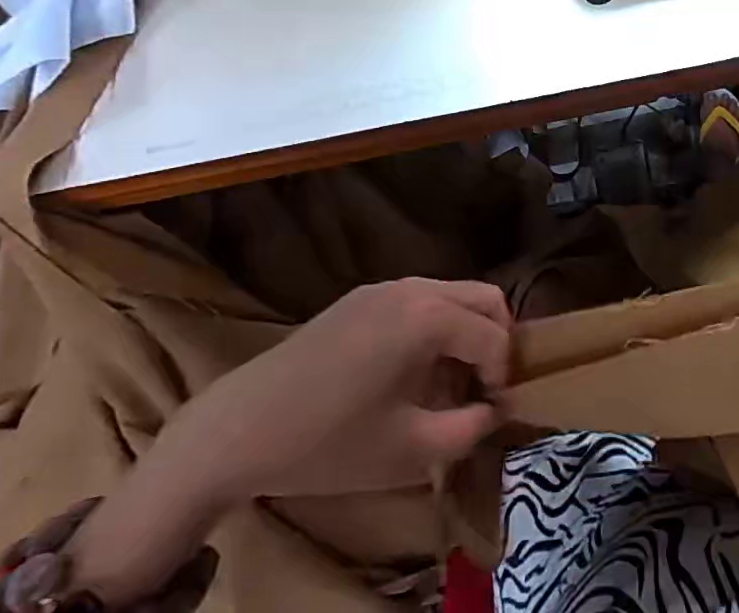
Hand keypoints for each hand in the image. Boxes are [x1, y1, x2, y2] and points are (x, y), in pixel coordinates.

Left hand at [178, 277, 512, 499]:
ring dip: (465, 333)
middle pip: (484, 298)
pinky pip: (419, 300)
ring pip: (452, 296)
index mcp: (429, 317)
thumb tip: (496, 410)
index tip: (492, 411)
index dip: (503, 376)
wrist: (236, 431)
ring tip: (448, 383)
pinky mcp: (359, 298)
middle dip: (495, 339)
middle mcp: (413, 288)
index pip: (494, 337)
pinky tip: (410, 371)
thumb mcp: (412, 450)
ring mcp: (383, 288)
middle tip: (484, 386)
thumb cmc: (329, 443)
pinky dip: (435, 326)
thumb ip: (471, 428)